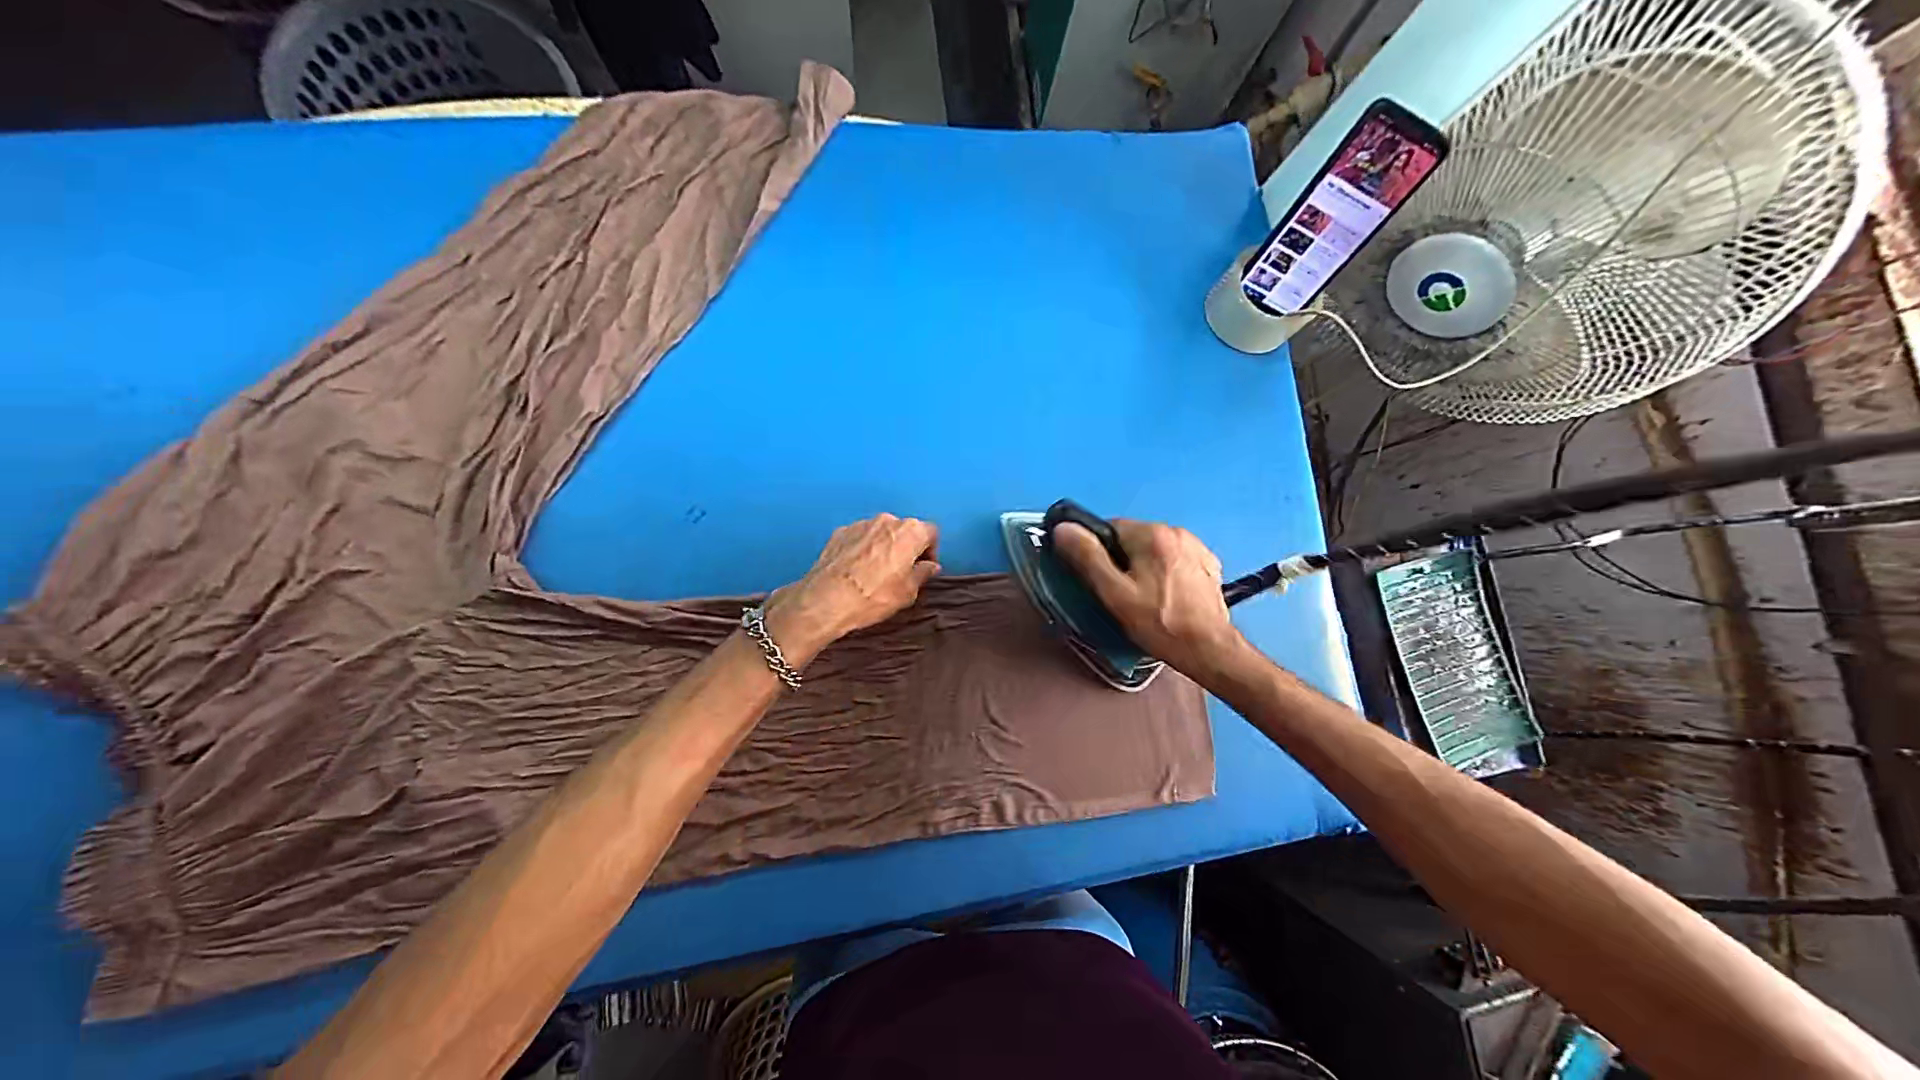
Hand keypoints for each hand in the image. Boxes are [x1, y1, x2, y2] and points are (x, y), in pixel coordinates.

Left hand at [764, 513, 941, 661]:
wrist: (827, 600)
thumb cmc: (871, 597)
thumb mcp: (907, 592)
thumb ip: (922, 574)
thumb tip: (928, 567)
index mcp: (909, 532)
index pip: (930, 533)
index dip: (930, 551)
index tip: (925, 567)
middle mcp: (886, 521)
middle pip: (905, 530)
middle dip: (906, 548)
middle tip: (902, 572)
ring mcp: (861, 525)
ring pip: (881, 533)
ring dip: (883, 547)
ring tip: (876, 574)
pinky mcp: (840, 532)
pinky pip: (860, 538)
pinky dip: (863, 549)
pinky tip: (858, 571)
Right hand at [1052, 518, 1246, 677]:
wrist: (1208, 649)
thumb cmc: (1159, 624)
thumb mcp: (1114, 593)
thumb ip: (1087, 557)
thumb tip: (1064, 528)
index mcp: (1152, 534)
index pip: (1109, 528)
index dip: (1098, 553)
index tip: (1103, 580)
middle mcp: (1177, 532)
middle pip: (1132, 539)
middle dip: (1122, 562)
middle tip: (1123, 594)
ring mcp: (1196, 548)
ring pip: (1153, 549)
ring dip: (1144, 567)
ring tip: (1146, 600)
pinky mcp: (1208, 565)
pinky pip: (1174, 560)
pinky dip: (1166, 573)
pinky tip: (1166, 598)